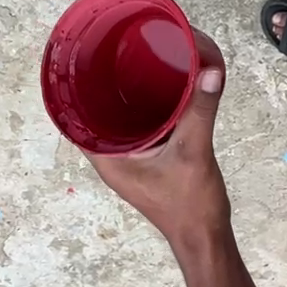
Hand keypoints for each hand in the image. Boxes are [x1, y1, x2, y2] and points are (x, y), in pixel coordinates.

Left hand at [84, 29, 231, 253]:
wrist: (207, 238)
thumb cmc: (190, 204)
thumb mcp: (194, 152)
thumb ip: (200, 110)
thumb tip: (209, 70)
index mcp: (109, 157)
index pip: (77, 118)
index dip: (78, 87)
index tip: (86, 56)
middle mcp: (114, 156)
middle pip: (99, 113)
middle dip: (107, 82)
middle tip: (118, 48)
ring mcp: (133, 158)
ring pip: (123, 118)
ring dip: (130, 93)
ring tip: (140, 59)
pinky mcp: (151, 157)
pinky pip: (143, 124)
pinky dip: (150, 105)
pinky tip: (165, 86)